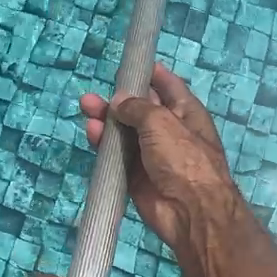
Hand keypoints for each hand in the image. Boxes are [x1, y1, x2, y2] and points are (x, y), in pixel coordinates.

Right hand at [81, 63, 242, 250]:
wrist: (190, 212)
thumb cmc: (183, 158)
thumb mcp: (160, 122)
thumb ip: (137, 107)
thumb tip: (119, 101)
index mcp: (186, 113)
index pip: (169, 86)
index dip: (151, 74)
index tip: (131, 65)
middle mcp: (170, 132)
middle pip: (141, 110)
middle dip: (119, 100)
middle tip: (94, 95)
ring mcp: (153, 155)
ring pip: (126, 133)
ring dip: (107, 121)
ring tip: (86, 108)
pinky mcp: (137, 177)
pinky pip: (118, 157)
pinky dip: (105, 145)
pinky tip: (92, 134)